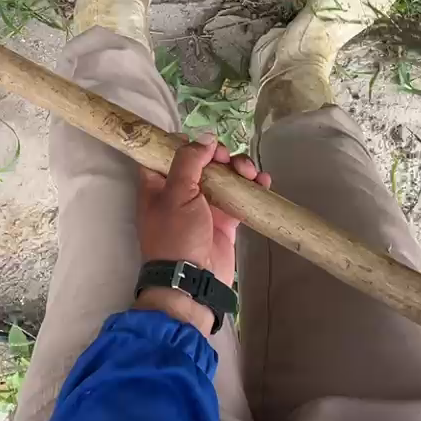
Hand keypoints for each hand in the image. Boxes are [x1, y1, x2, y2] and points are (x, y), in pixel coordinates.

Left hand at [135, 135, 268, 332]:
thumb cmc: (176, 235)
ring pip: (223, 177)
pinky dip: (251, 188)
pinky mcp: (225, 220)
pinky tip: (263, 182)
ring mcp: (204, 206)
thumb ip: (189, 161)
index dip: (185, 142)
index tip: (204, 141)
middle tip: (227, 159)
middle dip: (219, 155)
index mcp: (158, 184)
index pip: (167, 153)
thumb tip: (206, 138)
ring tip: (250, 173)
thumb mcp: (176, 194)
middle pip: (201, 162)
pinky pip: (240, 196)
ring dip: (238, 169)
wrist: (193, 283)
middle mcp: (179, 192)